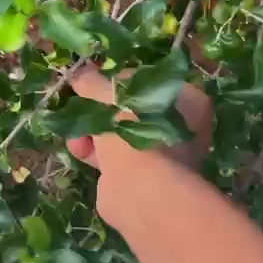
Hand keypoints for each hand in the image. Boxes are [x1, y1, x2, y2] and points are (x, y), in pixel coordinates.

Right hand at [64, 67, 214, 172]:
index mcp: (187, 101)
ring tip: (75, 137)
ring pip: (118, 135)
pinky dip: (95, 153)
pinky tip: (79, 151)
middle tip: (80, 111)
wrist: (139, 188)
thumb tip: (80, 74)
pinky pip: (114, 157)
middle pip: (128, 110)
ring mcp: (162, 156)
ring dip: (92, 133)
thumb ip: (92, 81)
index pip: (147, 82)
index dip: (116, 83)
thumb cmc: (133, 129)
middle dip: (97, 112)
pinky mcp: (142, 178)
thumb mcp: (107, 94)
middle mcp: (179, 128)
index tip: (93, 86)